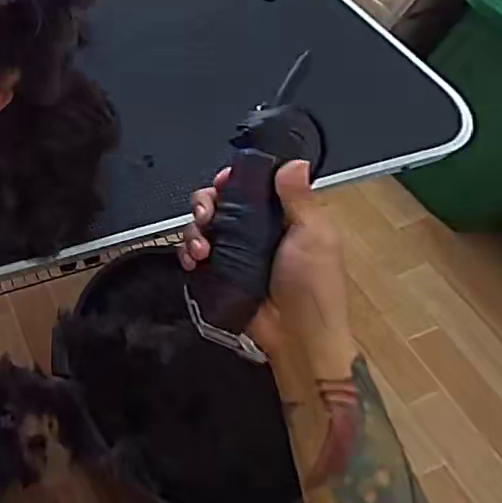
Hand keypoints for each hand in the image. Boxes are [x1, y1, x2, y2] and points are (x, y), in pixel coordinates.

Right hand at [178, 160, 356, 378]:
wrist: (298, 340)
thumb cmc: (314, 287)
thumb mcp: (315, 234)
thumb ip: (299, 197)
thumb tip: (294, 162)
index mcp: (282, 216)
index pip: (251, 186)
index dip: (233, 179)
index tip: (222, 181)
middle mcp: (256, 231)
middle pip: (220, 202)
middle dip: (206, 201)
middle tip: (205, 213)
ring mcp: (236, 253)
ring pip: (203, 226)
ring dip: (194, 229)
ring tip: (200, 246)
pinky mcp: (220, 274)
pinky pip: (195, 254)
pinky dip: (187, 252)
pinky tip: (194, 260)